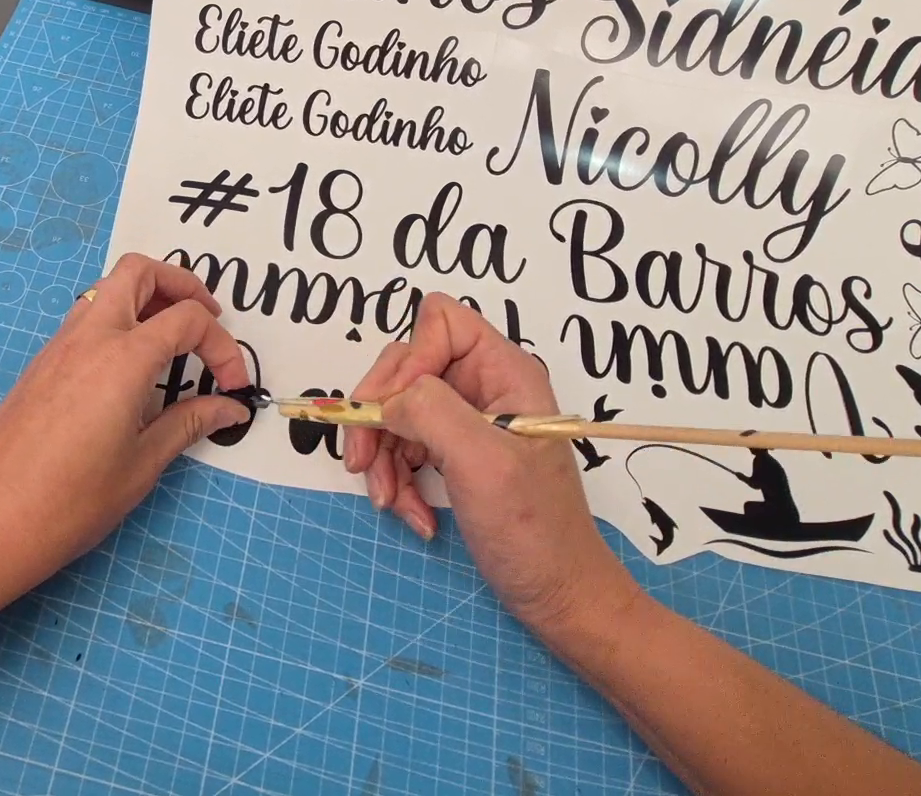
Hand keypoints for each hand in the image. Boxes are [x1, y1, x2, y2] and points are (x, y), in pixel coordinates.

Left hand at [0, 254, 250, 630]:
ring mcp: (60, 345)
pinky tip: (131, 370)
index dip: (223, 347)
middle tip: (206, 323)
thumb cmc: (69, 501)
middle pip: (139, 271)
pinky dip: (120, 321)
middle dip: (181, 284)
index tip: (234, 386)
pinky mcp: (42, 363)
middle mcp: (90, 335)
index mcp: (122, 357)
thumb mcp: (140, 465)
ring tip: (172, 342)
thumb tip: (230, 408)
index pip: (187, 320)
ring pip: (108, 288)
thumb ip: (188, 423)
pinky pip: (88, 317)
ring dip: (147, 298)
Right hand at [343, 295, 639, 634]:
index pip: (439, 322)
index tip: (392, 412)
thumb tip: (386, 400)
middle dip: (379, 417)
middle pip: (405, 368)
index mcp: (503, 371)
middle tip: (361, 463)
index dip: (409, 359)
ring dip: (382, 457)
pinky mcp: (452, 452)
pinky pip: (403, 446)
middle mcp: (483, 385)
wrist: (559, 598)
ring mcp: (466, 419)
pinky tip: (410, 513)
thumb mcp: (482, 462)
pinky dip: (395, 478)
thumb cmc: (533, 530)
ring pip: (396, 411)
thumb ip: (431, 410)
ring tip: (389, 502)